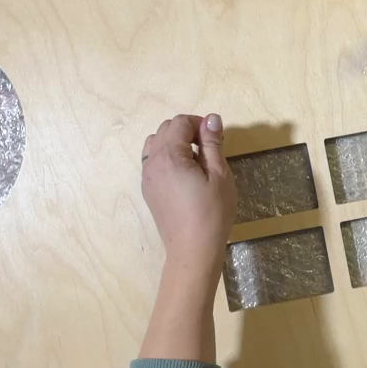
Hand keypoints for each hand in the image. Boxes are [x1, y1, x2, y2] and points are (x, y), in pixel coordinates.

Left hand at [141, 113, 236, 268]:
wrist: (193, 249)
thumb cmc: (211, 212)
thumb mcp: (219, 175)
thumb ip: (212, 143)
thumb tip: (211, 118)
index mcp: (169, 155)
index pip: (180, 122)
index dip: (200, 124)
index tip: (216, 139)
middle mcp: (152, 162)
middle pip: (166, 129)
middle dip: (187, 131)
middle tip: (209, 149)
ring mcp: (147, 177)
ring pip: (156, 143)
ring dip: (175, 143)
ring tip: (195, 161)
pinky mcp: (148, 190)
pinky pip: (153, 161)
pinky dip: (167, 157)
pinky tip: (185, 176)